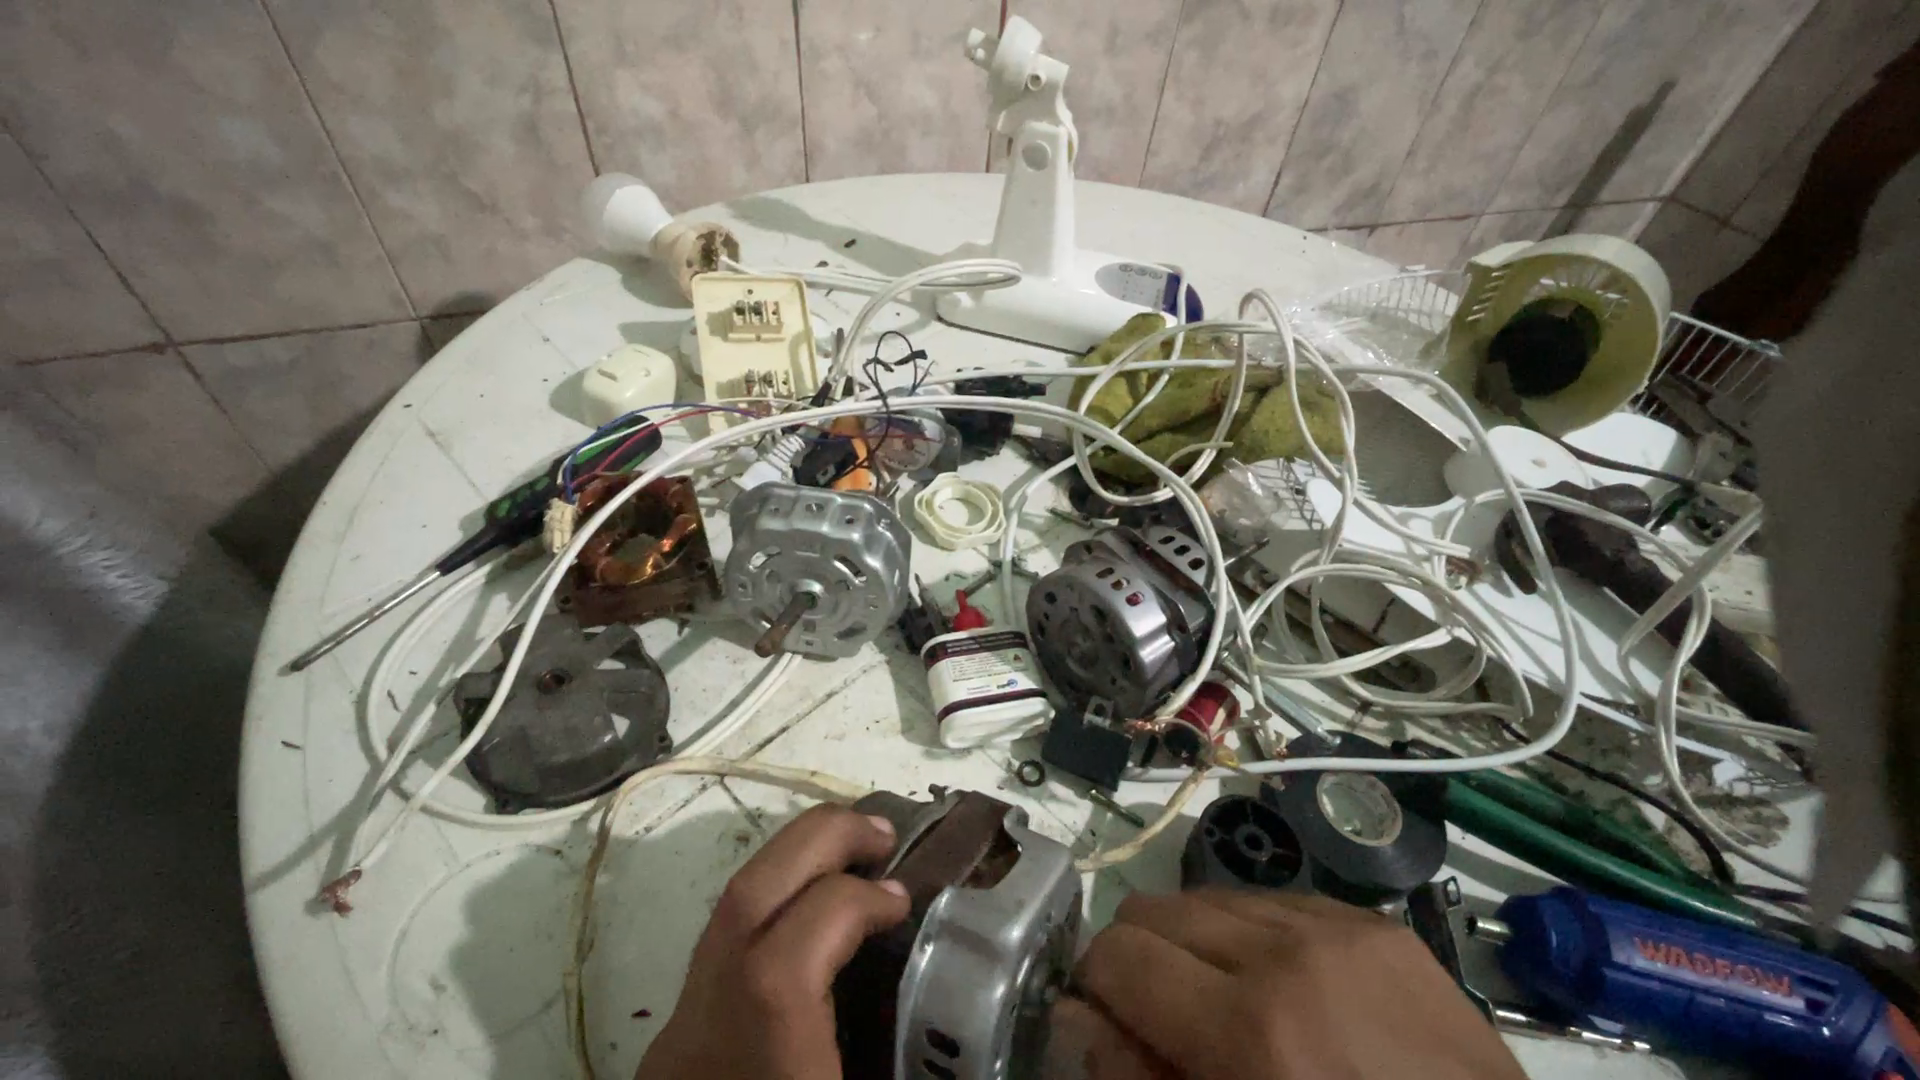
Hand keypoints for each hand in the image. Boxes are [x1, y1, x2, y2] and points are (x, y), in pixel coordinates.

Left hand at [634, 804, 908, 1079]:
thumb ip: (919, 1058)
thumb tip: (969, 1040)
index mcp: (762, 1064)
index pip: (785, 961)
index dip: (853, 907)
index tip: (905, 900)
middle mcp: (707, 1036)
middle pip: (744, 903)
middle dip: (817, 842)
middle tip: (881, 831)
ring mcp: (680, 1031)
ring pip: (722, 912)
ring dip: (793, 861)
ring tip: (852, 851)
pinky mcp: (673, 1038)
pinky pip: (722, 939)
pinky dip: (773, 900)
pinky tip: (812, 909)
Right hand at [1049, 890, 1525, 1079]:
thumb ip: (1133, 1078)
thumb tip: (1072, 1011)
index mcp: (1250, 1027)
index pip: (1116, 952)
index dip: (1096, 986)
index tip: (1111, 1021)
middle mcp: (1288, 953)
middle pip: (1154, 908)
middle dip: (1141, 958)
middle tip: (1166, 1016)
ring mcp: (1339, 928)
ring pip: (1210, 896)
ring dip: (1198, 943)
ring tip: (1229, 1001)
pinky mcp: (1378, 923)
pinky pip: (1277, 901)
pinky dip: (1256, 937)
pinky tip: (1286, 987)